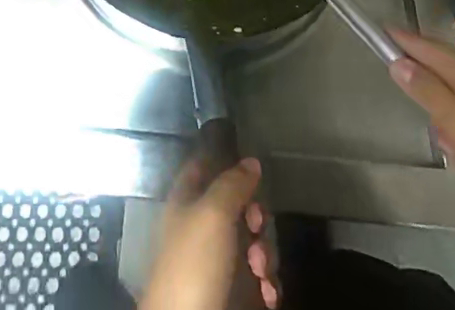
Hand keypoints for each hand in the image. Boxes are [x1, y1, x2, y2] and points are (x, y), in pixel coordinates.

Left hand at [139, 153, 277, 309]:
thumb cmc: (194, 263)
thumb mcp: (213, 213)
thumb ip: (232, 184)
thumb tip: (251, 161)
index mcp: (186, 201)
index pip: (202, 167)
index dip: (225, 162)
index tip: (251, 169)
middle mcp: (200, 227)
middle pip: (236, 208)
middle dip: (256, 217)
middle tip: (258, 227)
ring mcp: (215, 262)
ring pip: (251, 244)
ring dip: (265, 255)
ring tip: (261, 271)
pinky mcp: (231, 293)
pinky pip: (258, 279)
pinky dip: (267, 283)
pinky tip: (268, 293)